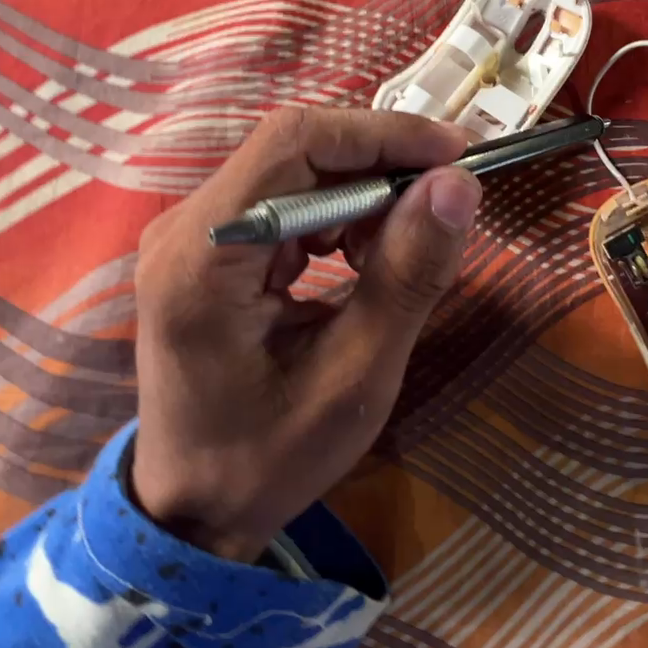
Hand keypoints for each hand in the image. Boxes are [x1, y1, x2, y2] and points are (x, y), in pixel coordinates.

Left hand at [129, 107, 480, 559]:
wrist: (193, 510)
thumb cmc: (271, 456)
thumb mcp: (357, 375)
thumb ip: (407, 275)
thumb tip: (459, 185)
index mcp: (203, 259)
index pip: (294, 145)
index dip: (383, 136)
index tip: (458, 154)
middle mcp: (187, 228)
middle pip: (297, 150)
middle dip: (383, 164)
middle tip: (450, 200)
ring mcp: (196, 235)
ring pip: (299, 170)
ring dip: (368, 191)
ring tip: (409, 244)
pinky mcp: (214, 248)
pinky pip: (290, 200)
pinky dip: (345, 214)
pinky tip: (367, 257)